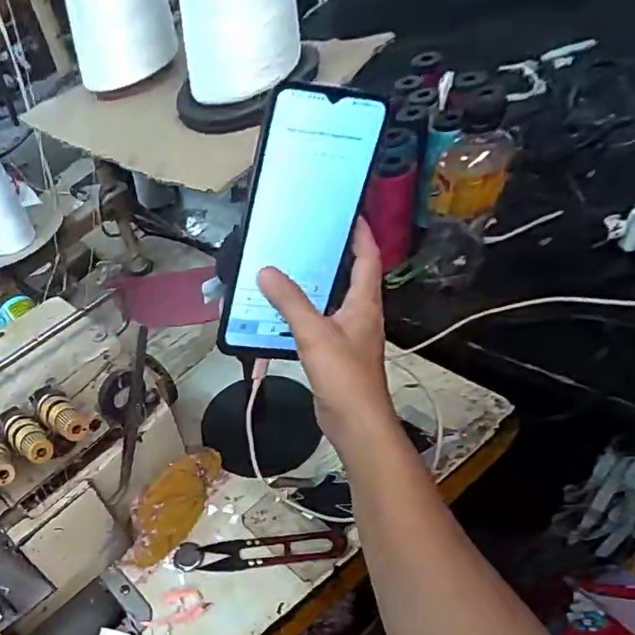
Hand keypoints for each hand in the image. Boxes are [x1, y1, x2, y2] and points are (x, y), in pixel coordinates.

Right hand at [257, 218, 399, 452]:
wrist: (355, 421)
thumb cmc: (344, 375)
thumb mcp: (314, 333)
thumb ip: (290, 302)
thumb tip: (267, 271)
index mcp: (364, 303)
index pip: (368, 258)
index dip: (361, 233)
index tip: (349, 213)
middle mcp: (361, 316)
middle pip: (350, 278)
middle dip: (332, 259)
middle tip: (307, 241)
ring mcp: (350, 337)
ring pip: (332, 304)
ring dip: (315, 289)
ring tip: (289, 274)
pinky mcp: (337, 357)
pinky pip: (320, 327)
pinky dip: (305, 318)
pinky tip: (284, 318)